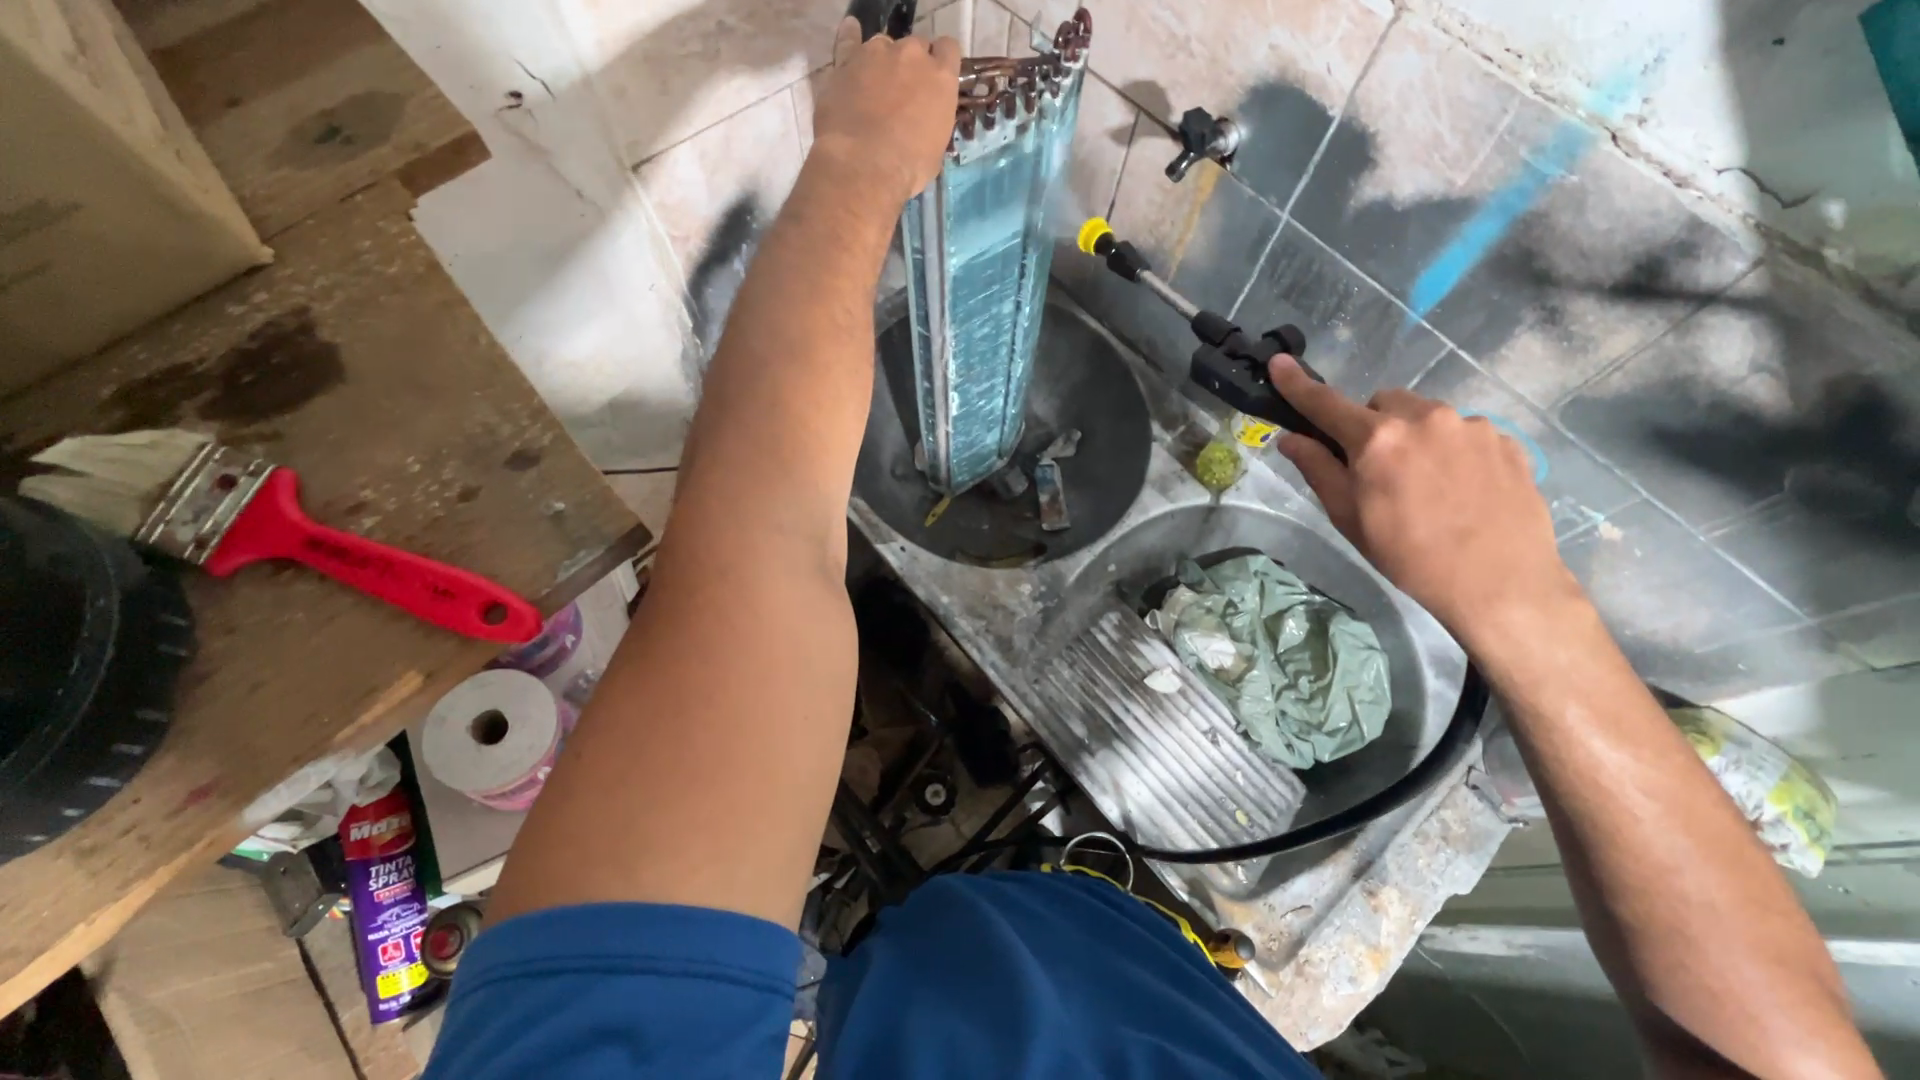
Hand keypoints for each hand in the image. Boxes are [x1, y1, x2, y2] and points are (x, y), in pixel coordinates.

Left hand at [811, 18, 961, 206]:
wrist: (864, 165)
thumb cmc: (909, 167)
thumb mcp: (936, 150)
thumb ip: (933, 122)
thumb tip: (926, 124)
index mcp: (941, 77)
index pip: (948, 49)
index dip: (941, 62)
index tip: (934, 80)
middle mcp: (912, 55)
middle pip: (916, 46)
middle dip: (912, 64)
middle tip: (904, 91)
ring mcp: (877, 54)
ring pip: (884, 45)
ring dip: (884, 60)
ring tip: (875, 85)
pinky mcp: (847, 61)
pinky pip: (849, 39)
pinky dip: (850, 37)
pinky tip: (850, 32)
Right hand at [1267, 356, 1584, 645]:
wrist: (1500, 582)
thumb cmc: (1409, 556)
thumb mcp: (1350, 518)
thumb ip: (1319, 470)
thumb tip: (1291, 438)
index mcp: (1377, 439)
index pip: (1326, 404)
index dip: (1298, 386)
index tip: (1279, 364)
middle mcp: (1425, 418)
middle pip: (1384, 403)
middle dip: (1373, 425)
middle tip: (1377, 469)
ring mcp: (1471, 425)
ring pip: (1427, 416)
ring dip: (1416, 437)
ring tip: (1427, 485)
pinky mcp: (1506, 440)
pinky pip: (1465, 433)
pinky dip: (1452, 451)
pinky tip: (1461, 490)